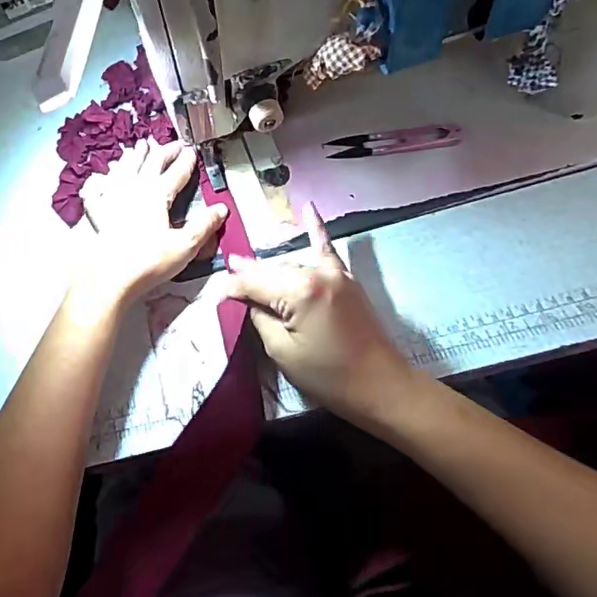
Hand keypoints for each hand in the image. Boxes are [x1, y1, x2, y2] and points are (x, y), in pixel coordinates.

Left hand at [78, 138, 227, 303]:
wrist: (110, 277)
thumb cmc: (149, 262)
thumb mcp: (185, 246)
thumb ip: (204, 225)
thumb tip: (222, 209)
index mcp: (156, 194)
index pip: (176, 172)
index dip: (186, 160)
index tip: (192, 150)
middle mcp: (133, 188)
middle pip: (150, 162)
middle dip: (164, 150)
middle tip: (173, 144)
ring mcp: (112, 197)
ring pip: (124, 168)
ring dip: (133, 157)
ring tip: (139, 147)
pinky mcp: (97, 211)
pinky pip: (99, 189)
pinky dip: (102, 180)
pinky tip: (100, 179)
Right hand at [215, 204, 428, 420]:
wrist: (382, 387)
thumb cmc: (329, 375)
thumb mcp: (282, 350)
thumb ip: (259, 316)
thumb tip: (244, 297)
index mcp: (299, 291)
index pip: (252, 282)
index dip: (231, 288)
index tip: (214, 295)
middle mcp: (317, 273)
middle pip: (270, 271)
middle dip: (247, 277)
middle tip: (225, 284)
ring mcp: (335, 273)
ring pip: (290, 264)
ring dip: (268, 266)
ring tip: (242, 263)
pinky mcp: (346, 279)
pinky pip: (326, 250)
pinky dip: (316, 230)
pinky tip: (309, 209)